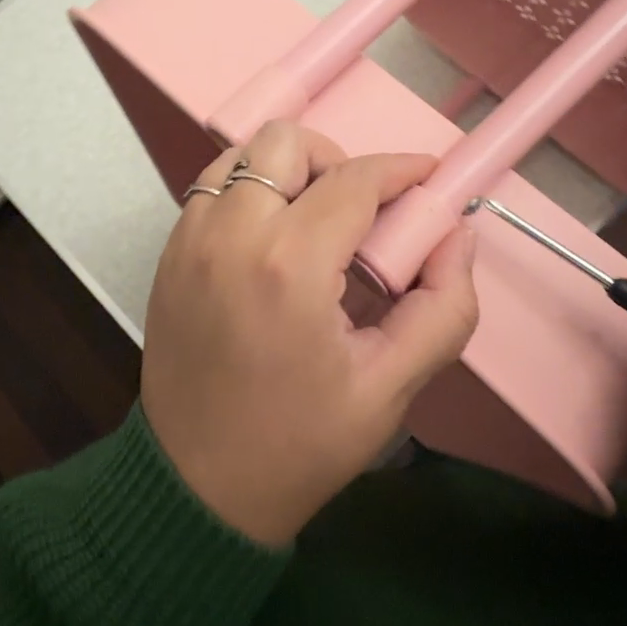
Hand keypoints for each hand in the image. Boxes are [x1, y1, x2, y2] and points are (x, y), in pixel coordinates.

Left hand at [139, 119, 478, 546]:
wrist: (197, 482)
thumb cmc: (300, 442)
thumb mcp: (391, 387)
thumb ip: (443, 306)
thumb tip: (458, 234)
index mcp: (288, 265)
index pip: (353, 181)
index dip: (400, 170)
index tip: (428, 178)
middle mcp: (229, 234)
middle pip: (286, 142)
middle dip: (336, 161)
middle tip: (361, 212)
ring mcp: (188, 238)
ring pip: (241, 156)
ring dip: (287, 172)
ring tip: (315, 223)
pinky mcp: (168, 252)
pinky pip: (211, 189)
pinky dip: (248, 192)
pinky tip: (272, 239)